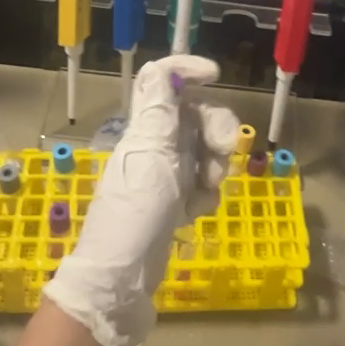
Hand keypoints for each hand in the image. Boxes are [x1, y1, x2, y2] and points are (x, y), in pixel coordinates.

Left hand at [44, 56, 239, 345]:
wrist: (122, 277)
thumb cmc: (136, 212)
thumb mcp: (152, 157)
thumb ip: (161, 113)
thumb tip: (163, 69)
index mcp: (147, 127)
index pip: (161, 80)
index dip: (186, 70)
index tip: (215, 76)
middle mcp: (156, 144)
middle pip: (197, 116)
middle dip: (217, 133)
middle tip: (221, 156)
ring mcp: (166, 173)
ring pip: (206, 151)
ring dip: (214, 168)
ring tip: (205, 192)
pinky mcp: (174, 200)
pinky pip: (203, 184)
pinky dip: (205, 196)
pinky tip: (195, 213)